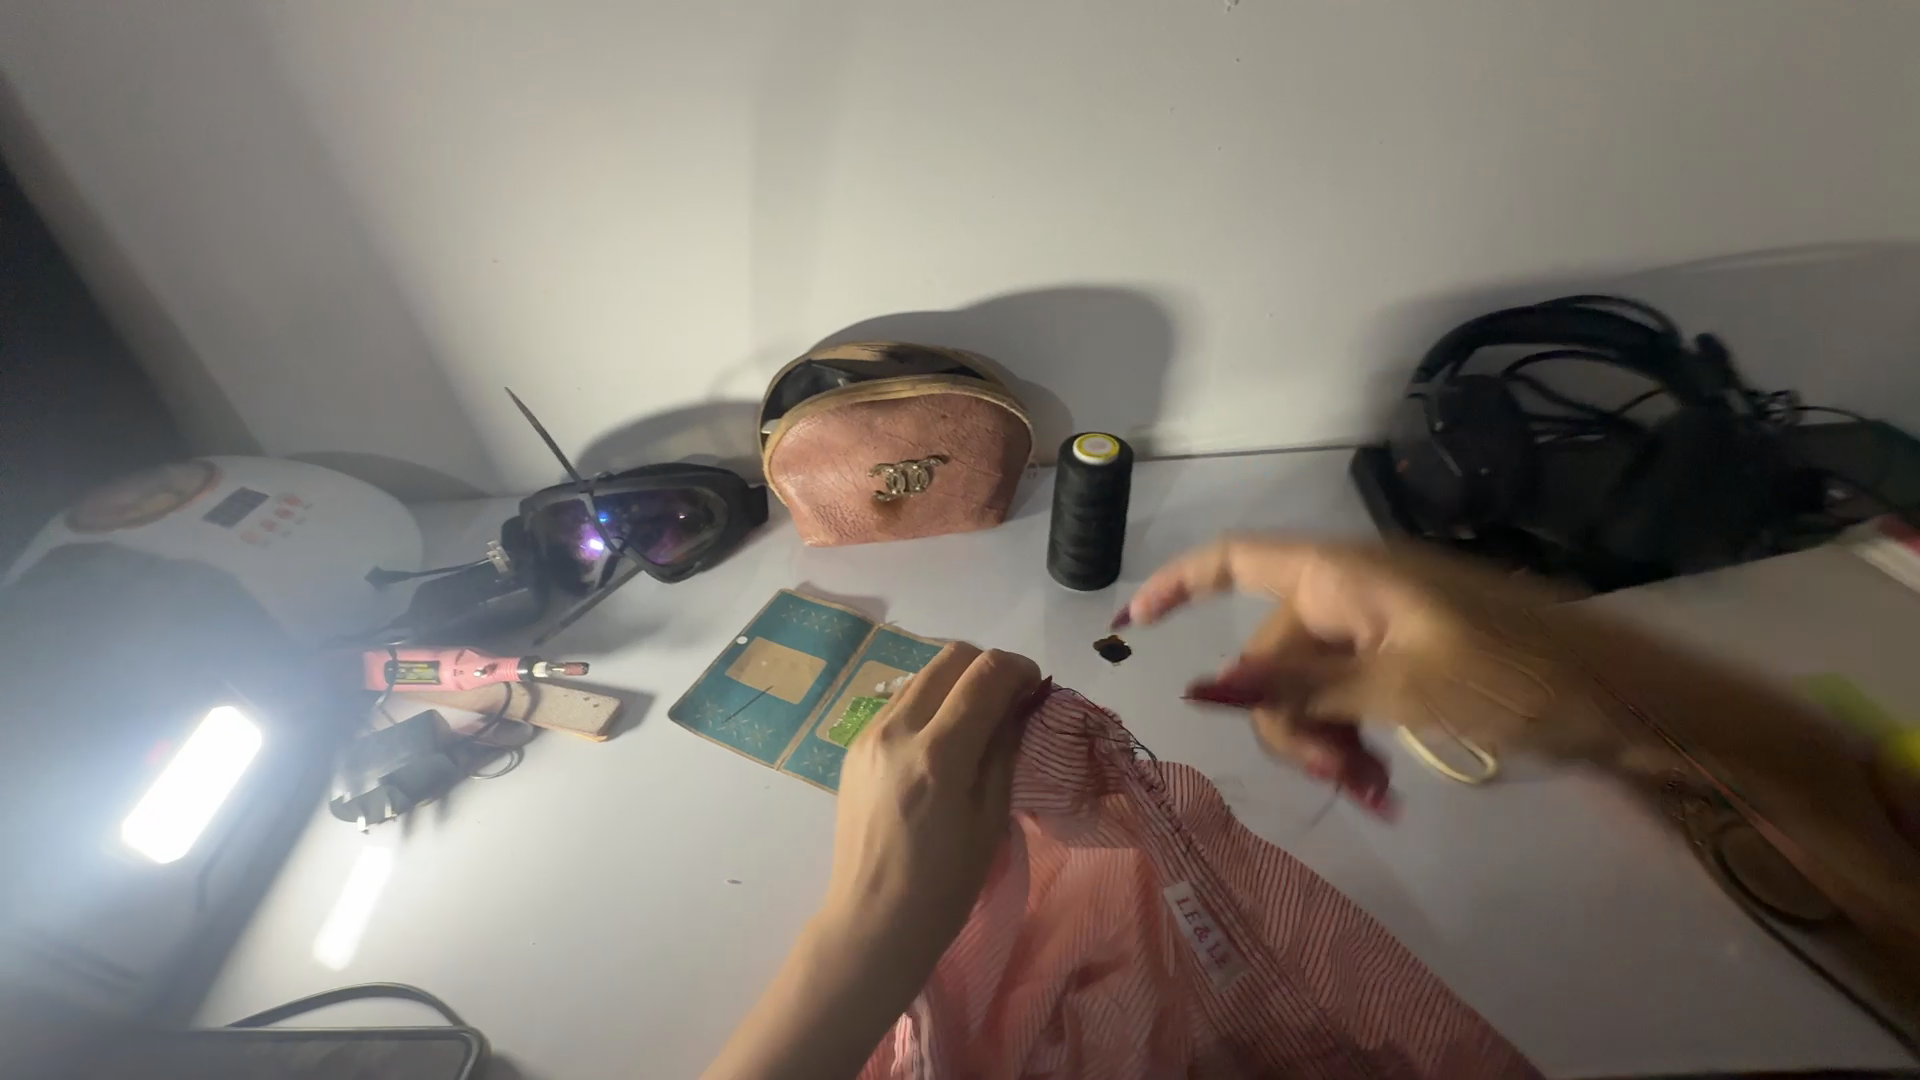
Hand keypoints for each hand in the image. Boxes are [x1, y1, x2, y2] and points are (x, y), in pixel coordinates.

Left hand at [702, 642, 1041, 1079]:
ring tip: (977, 717)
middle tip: (1010, 698)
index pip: (985, 673)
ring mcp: (869, 733)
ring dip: (958, 680)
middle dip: (989, 665)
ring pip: (924, 673)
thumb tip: (1019, 701)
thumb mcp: (991, 816)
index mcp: (939, 754)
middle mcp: (898, 729)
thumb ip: (1004, 746)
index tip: (1035, 688)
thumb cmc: (944, 883)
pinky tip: (942, 737)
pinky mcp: (854, 744)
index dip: (1019, 669)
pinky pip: (901, 700)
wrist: (872, 920)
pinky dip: (931, 701)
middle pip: (951, 656)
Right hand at [1118, 535, 1617, 812]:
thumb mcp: (1402, 687)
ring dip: (1321, 741)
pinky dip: (1350, 739)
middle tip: (1340, 780)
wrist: (1635, 702)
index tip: (1131, 621)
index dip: (1175, 583)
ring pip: (1304, 688)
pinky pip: (1342, 697)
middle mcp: (1343, 595)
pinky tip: (1380, 785)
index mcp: (1338, 576)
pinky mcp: (1398, 659)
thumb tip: (1202, 688)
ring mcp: (1371, 629)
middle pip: (1267, 656)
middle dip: (1288, 722)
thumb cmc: (1519, 677)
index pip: (1232, 561)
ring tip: (1372, 790)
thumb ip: (1299, 688)